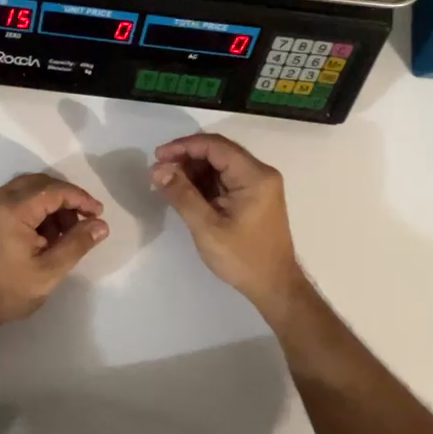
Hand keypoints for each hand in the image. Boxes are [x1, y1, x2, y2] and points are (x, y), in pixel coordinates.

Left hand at [0, 173, 108, 336]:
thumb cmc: (8, 291)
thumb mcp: (49, 271)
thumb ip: (77, 244)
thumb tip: (101, 224)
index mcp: (12, 209)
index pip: (54, 190)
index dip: (80, 198)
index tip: (99, 213)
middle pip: (40, 183)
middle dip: (66, 199)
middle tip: (84, 222)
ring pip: (28, 189)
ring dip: (50, 204)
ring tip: (63, 234)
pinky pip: (15, 198)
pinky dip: (34, 208)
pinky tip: (43, 234)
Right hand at [152, 133, 308, 319]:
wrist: (275, 287)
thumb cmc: (243, 259)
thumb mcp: (207, 228)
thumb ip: (182, 195)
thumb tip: (157, 169)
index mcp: (254, 176)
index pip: (215, 146)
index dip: (184, 146)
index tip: (158, 157)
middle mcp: (260, 173)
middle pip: (218, 151)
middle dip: (187, 157)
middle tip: (160, 170)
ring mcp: (258, 185)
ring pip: (220, 164)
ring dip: (194, 169)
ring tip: (168, 181)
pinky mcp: (253, 196)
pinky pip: (225, 178)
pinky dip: (204, 181)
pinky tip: (185, 191)